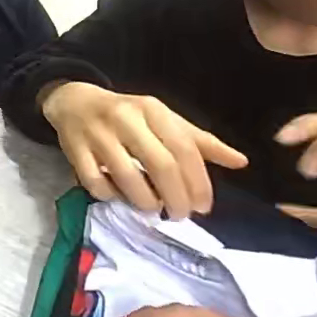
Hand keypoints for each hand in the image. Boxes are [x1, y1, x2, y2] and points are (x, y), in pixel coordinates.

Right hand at [41, 82, 247, 219]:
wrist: (75, 102)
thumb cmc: (129, 115)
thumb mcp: (165, 120)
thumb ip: (200, 142)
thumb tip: (241, 162)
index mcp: (153, 109)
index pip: (184, 148)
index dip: (198, 181)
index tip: (204, 206)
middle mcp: (126, 119)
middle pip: (160, 164)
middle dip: (176, 197)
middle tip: (181, 214)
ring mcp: (98, 135)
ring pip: (127, 177)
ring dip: (146, 202)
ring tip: (153, 208)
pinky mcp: (75, 151)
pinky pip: (96, 184)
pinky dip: (111, 197)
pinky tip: (120, 198)